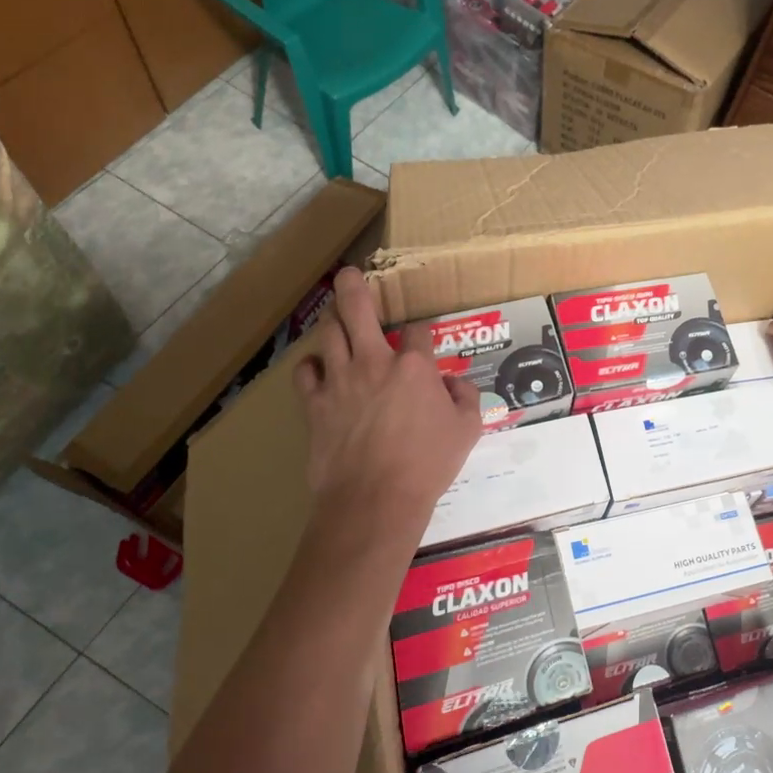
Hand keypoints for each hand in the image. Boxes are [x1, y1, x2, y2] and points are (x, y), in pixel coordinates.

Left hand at [293, 268, 482, 525]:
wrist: (375, 499)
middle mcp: (375, 361)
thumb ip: (465, 398)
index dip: (424, 330)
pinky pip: (305, 371)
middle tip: (348, 273)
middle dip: (353, 286)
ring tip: (335, 316)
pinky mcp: (315, 403)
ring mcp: (340, 380)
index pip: (420, 330)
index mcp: (415, 366)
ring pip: (329, 333)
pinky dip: (312, 365)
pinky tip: (320, 367)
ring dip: (333, 320)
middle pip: (359, 310)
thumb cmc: (427, 465)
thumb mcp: (468, 430)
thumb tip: (455, 384)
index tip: (425, 337)